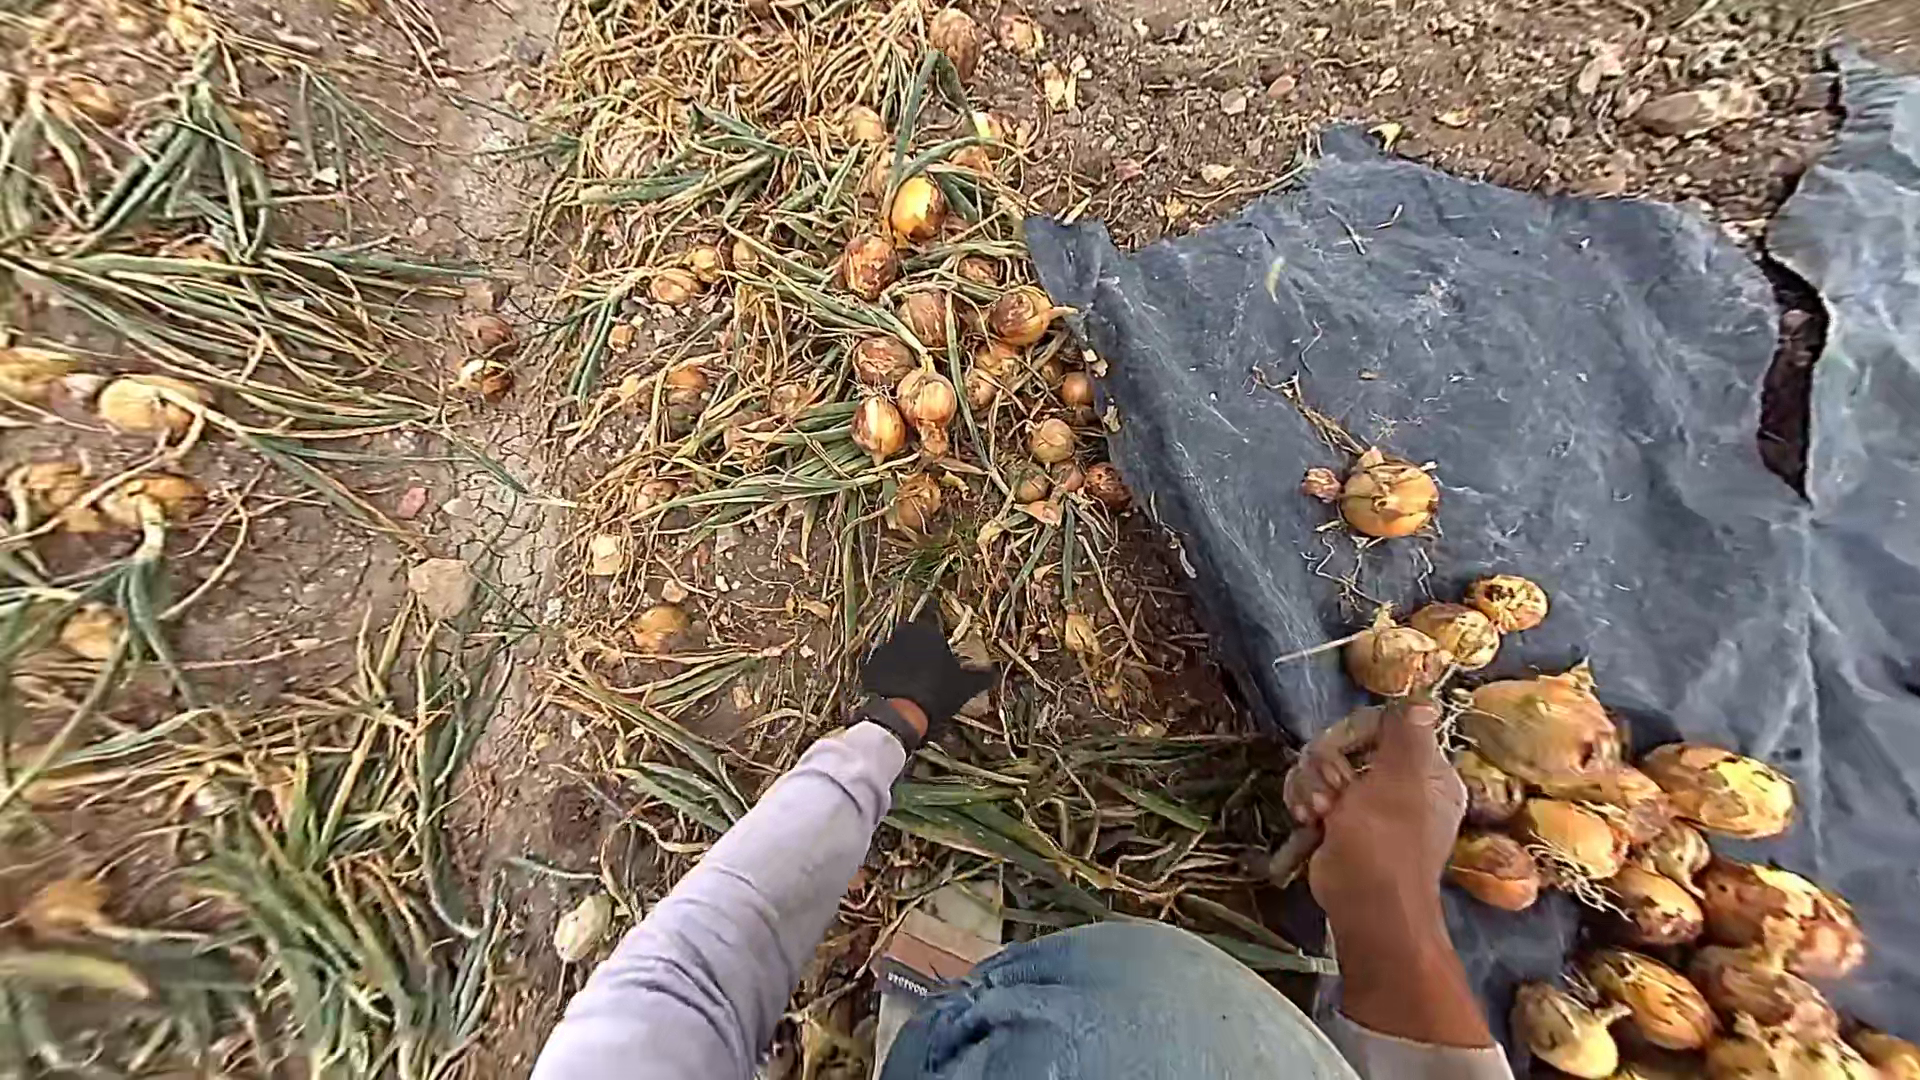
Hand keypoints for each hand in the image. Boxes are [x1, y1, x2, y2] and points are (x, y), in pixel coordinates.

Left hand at [860, 613, 992, 744]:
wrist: (900, 715)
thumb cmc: (937, 693)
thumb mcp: (965, 687)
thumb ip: (980, 677)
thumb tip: (994, 673)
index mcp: (926, 632)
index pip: (935, 634)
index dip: (940, 650)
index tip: (943, 667)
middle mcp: (902, 635)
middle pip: (915, 642)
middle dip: (921, 655)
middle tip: (929, 677)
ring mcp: (882, 650)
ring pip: (897, 655)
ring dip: (903, 666)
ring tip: (913, 689)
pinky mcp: (868, 668)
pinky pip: (881, 670)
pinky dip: (887, 679)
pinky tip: (896, 694)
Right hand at [1297, 700, 1488, 1048]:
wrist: (1363, 902)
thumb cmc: (1384, 843)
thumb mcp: (1399, 785)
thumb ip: (1407, 739)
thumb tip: (1426, 700)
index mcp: (1422, 770)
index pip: (1374, 723)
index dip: (1348, 737)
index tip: (1342, 763)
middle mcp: (1395, 779)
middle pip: (1338, 742)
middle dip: (1323, 766)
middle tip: (1330, 795)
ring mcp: (1363, 797)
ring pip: (1316, 763)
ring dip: (1308, 785)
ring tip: (1317, 815)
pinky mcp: (1337, 813)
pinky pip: (1306, 784)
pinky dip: (1300, 798)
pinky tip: (1306, 820)